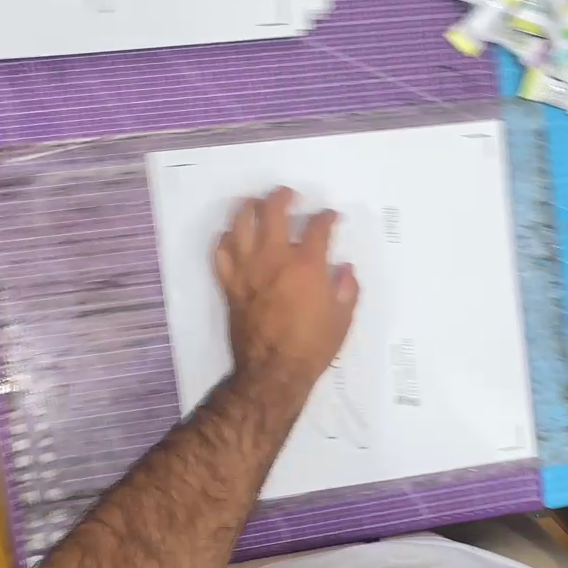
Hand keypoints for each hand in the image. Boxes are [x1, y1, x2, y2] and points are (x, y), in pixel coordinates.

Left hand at [216, 187, 358, 397]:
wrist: (273, 373)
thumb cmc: (312, 347)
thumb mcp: (343, 319)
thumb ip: (346, 288)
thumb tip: (343, 268)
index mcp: (307, 265)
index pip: (317, 226)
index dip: (326, 216)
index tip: (331, 217)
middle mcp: (275, 259)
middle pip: (273, 211)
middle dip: (283, 196)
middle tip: (289, 195)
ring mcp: (248, 270)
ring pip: (240, 223)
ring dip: (248, 207)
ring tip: (255, 203)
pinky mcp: (230, 284)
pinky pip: (220, 252)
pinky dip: (225, 239)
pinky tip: (232, 236)